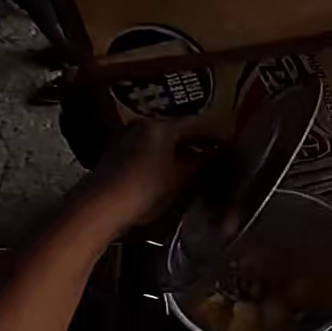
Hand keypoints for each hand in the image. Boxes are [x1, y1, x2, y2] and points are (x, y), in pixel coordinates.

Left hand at [83, 119, 214, 228]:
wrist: (100, 207)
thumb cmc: (145, 188)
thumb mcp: (181, 177)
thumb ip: (202, 164)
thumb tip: (217, 156)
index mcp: (162, 126)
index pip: (198, 123)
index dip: (218, 134)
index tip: (231, 144)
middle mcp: (143, 126)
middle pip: (179, 130)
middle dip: (199, 142)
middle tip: (216, 155)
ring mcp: (127, 139)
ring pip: (163, 141)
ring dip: (181, 151)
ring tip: (198, 167)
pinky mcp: (117, 157)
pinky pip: (149, 152)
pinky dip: (165, 159)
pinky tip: (172, 174)